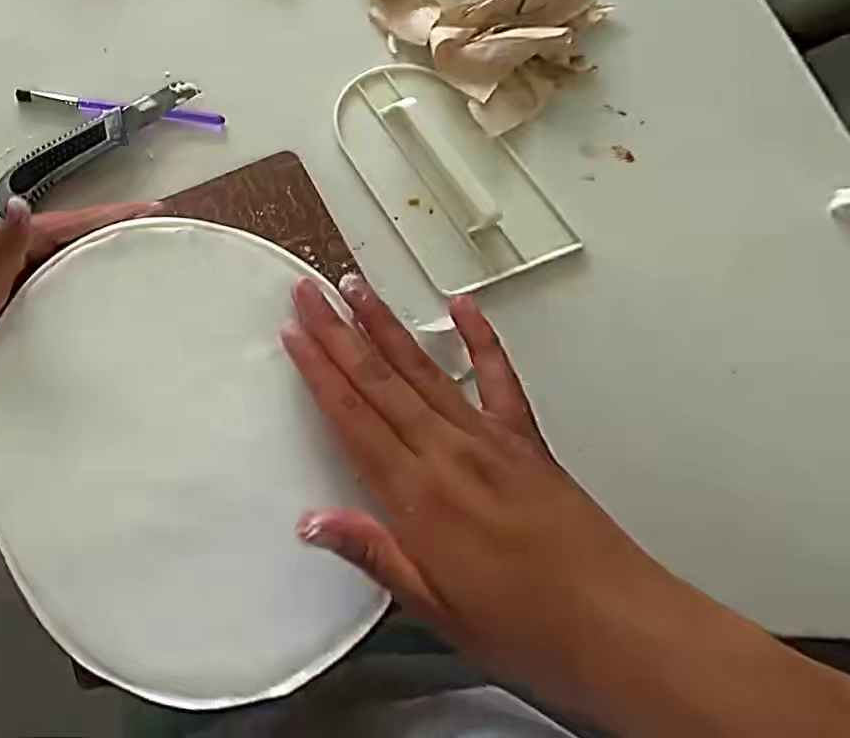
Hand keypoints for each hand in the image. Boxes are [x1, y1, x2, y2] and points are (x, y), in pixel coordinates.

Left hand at [0, 197, 156, 351]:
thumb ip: (7, 235)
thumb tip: (20, 205)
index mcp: (28, 233)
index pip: (80, 218)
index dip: (115, 213)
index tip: (151, 210)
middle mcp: (32, 242)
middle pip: (84, 230)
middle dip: (119, 225)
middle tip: (157, 226)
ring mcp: (32, 262)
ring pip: (77, 249)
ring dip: (106, 245)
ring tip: (141, 249)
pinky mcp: (32, 282)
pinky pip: (67, 269)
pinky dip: (88, 268)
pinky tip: (102, 282)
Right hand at [279, 275, 709, 710]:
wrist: (638, 643)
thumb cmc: (530, 630)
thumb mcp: (435, 608)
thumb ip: (371, 555)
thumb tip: (310, 523)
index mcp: (418, 492)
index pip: (351, 413)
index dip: (317, 368)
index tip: (293, 332)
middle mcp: (448, 454)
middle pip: (378, 378)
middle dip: (336, 329)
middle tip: (309, 291)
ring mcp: (490, 442)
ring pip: (423, 369)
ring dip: (384, 324)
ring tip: (355, 288)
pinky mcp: (526, 443)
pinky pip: (500, 382)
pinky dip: (481, 341)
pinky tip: (463, 308)